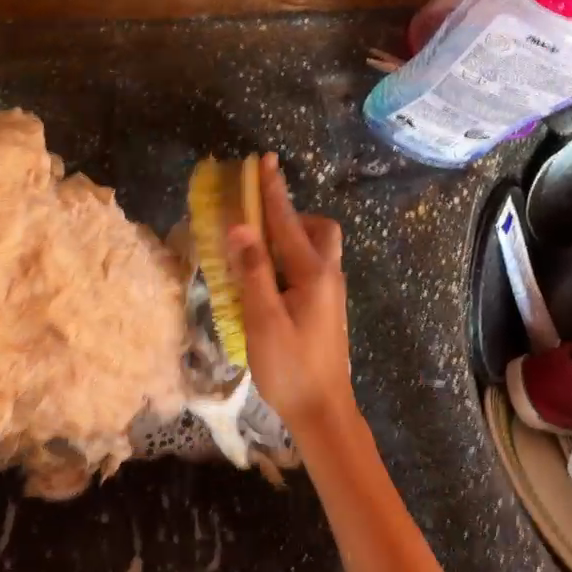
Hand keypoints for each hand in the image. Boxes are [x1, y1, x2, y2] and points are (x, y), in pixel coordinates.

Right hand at [227, 153, 352, 432]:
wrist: (323, 412)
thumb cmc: (290, 367)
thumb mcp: (263, 319)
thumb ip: (253, 270)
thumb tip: (241, 225)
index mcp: (313, 273)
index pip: (287, 221)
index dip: (272, 190)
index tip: (264, 160)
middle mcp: (327, 275)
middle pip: (318, 228)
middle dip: (291, 216)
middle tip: (260, 224)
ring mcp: (330, 293)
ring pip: (317, 249)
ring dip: (290, 239)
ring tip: (257, 253)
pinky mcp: (325, 309)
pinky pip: (310, 268)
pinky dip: (290, 260)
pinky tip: (268, 282)